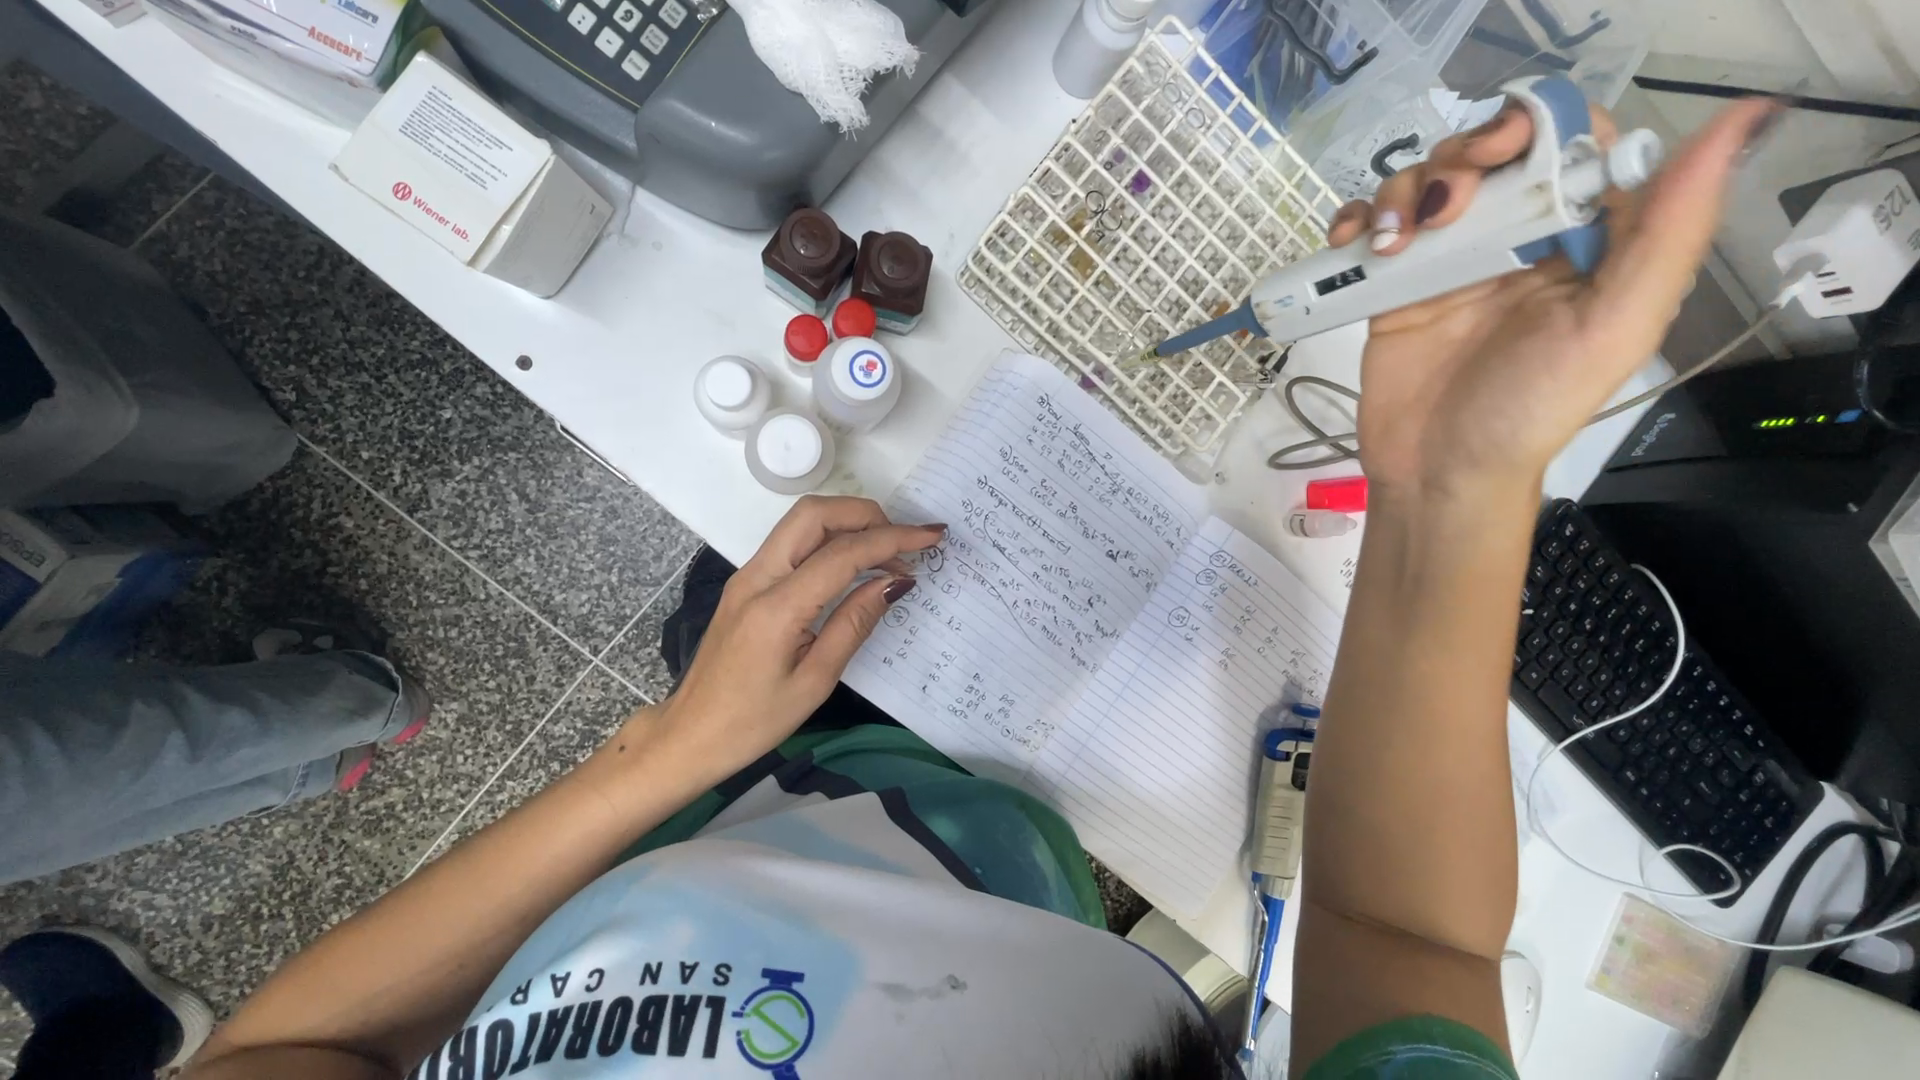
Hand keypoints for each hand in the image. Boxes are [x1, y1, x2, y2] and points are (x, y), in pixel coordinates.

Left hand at [644, 496, 942, 783]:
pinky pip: (793, 544)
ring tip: (888, 554)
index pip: (843, 552)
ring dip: (848, 524)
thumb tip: (896, 581)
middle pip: (815, 513)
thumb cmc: (753, 722)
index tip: (931, 537)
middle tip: (905, 543)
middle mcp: (757, 576)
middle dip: (867, 515)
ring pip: (801, 522)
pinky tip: (855, 567)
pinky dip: (830, 541)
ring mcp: (748, 575)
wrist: (690, 735)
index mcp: (777, 606)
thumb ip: (855, 622)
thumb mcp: (815, 680)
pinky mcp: (747, 583)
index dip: (892, 539)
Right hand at [1322, 96, 1780, 500]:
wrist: (1437, 472)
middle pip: (1490, 153)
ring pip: (1425, 182)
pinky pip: (1373, 228)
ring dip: (1402, 192)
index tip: (1507, 155)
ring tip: (1391, 242)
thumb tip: (1738, 122)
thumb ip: (1668, 233)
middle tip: (1445, 206)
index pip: (1573, 146)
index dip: (1542, 128)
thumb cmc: (1528, 411)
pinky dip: (1358, 220)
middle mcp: (1516, 240)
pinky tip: (1353, 242)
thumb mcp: (1614, 328)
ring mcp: (1448, 261)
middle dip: (1461, 158)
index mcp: (1583, 241)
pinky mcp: (1391, 285)